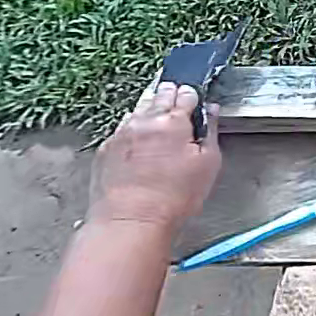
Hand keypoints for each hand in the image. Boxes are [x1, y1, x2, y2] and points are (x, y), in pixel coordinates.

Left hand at [88, 81, 222, 235]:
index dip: (192, 94)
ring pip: (138, 111)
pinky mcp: (104, 151)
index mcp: (172, 121)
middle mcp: (142, 122)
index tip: (196, 95)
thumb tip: (211, 111)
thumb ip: (210, 130)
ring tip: (161, 115)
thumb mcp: (209, 161)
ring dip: (151, 109)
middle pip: (158, 98)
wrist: (131, 220)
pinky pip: (123, 129)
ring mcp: (120, 136)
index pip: (185, 96)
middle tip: (178, 95)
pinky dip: (135, 128)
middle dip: (170, 95)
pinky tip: (143, 138)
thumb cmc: (175, 193)